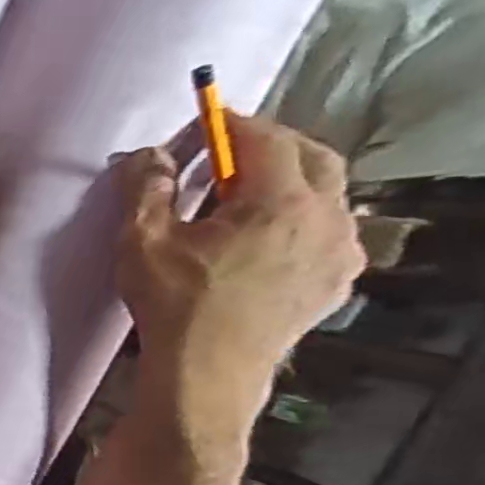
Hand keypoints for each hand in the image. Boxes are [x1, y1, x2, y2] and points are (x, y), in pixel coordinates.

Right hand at [116, 112, 364, 439]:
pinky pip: (329, 228)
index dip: (232, 122)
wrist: (208, 368)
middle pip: (313, 157)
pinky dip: (298, 214)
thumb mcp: (143, 239)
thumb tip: (148, 154)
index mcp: (280, 202)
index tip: (204, 116)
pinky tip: (263, 233)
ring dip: (288, 179)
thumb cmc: (173, 300)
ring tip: (241, 192)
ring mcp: (341, 251)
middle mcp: (327, 218)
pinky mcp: (337, 279)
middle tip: (226, 148)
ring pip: (327, 193)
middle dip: (270, 143)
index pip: (265, 139)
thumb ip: (145, 188)